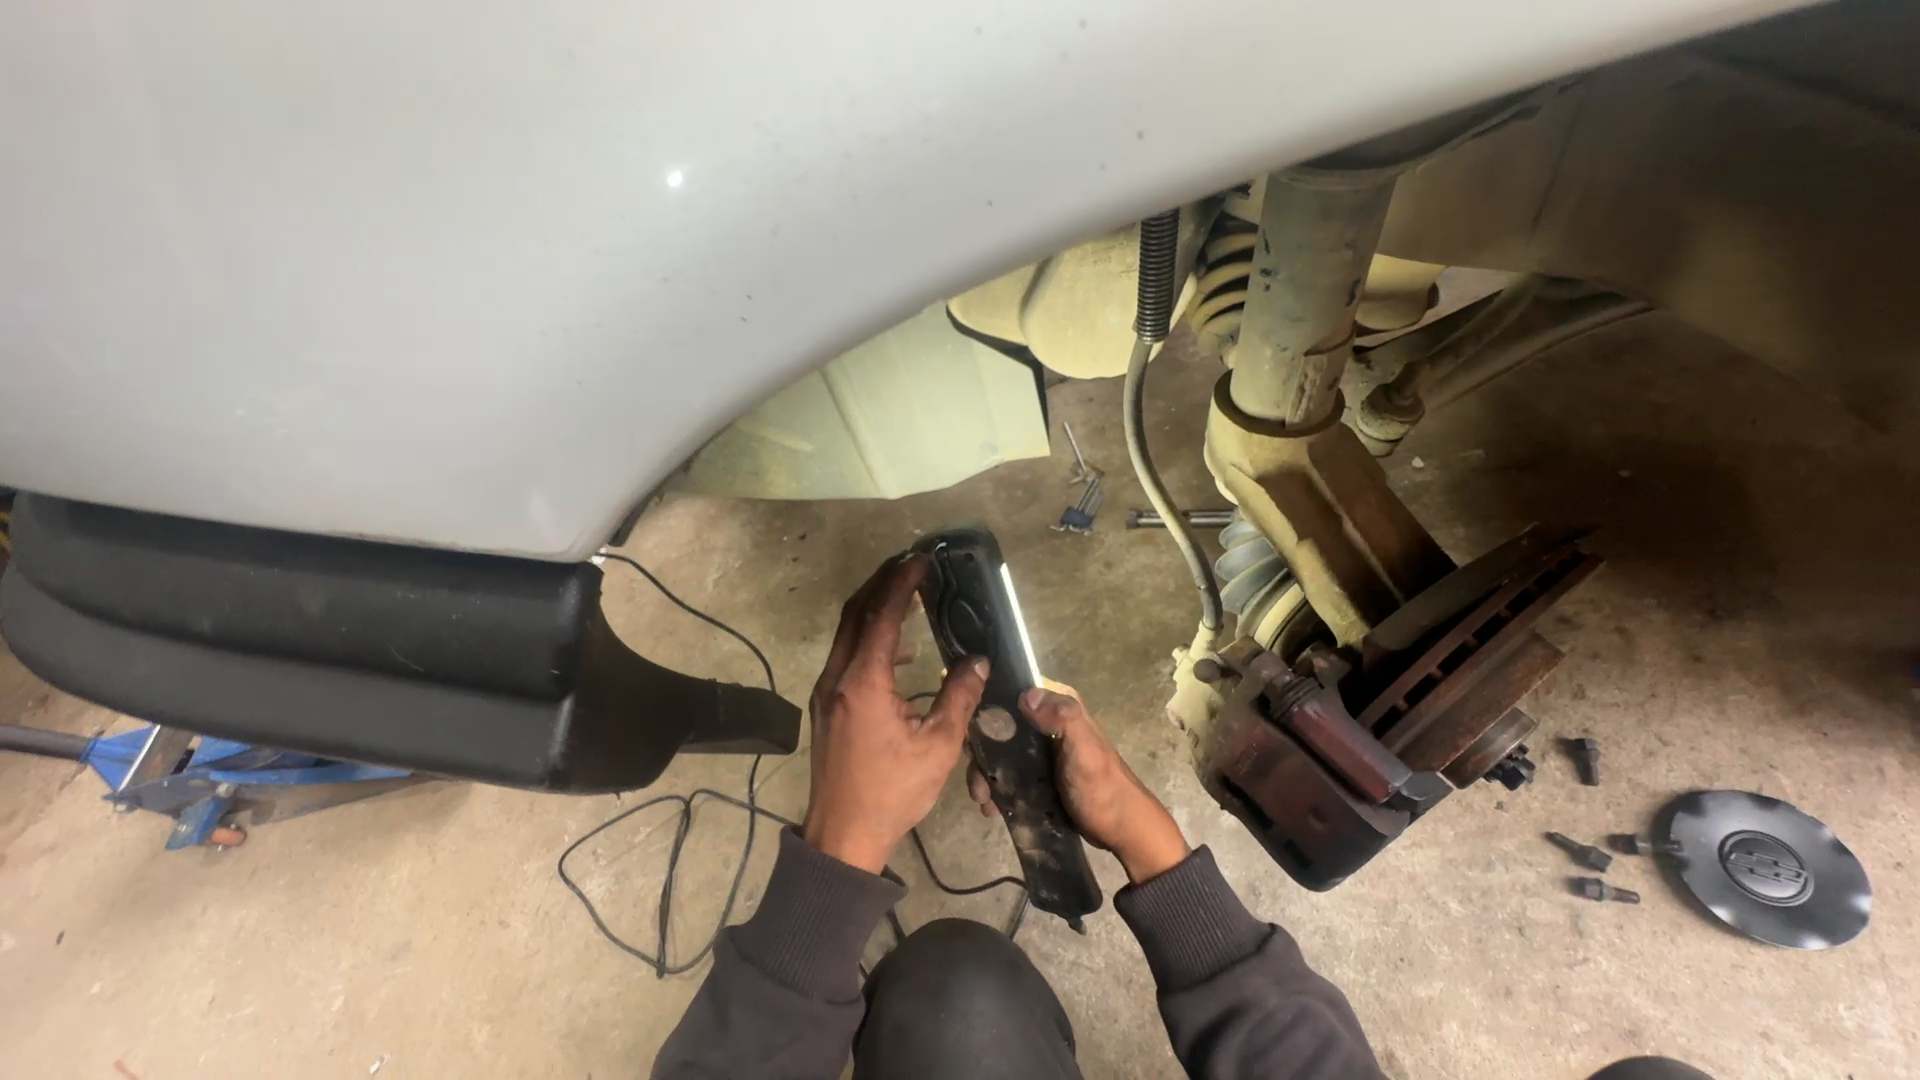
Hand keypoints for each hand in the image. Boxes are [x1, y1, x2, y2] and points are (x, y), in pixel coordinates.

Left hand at [802, 554, 989, 873]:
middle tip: (913, 566)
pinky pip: (846, 655)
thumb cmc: (893, 792)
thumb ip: (959, 697)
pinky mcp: (825, 705)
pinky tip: (902, 655)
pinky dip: (870, 640)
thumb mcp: (938, 747)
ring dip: (875, 610)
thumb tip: (978, 660)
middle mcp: (837, 677)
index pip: (883, 615)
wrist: (842, 836)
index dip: (902, 583)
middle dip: (882, 583)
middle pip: (855, 612)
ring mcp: (826, 691)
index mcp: (864, 682)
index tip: (921, 560)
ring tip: (911, 600)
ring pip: (846, 633)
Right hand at [969, 686, 1190, 883]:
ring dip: (986, 772)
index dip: (986, 705)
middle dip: (982, 751)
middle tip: (977, 782)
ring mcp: (1041, 748)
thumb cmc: (1103, 788)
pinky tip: (991, 806)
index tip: (966, 731)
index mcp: (1059, 705)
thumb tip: (1027, 695)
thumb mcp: (1085, 751)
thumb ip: (1062, 719)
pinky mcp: (1037, 772)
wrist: (1121, 831)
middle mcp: (1047, 719)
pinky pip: (1008, 772)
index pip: (1013, 690)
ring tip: (983, 800)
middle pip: (1001, 724)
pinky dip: (996, 785)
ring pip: (1000, 750)